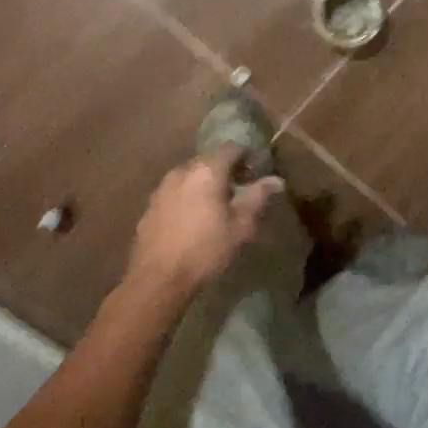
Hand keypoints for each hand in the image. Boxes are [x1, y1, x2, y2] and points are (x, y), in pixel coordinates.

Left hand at [125, 145, 282, 296]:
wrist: (157, 280)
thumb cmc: (206, 250)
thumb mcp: (241, 226)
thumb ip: (259, 197)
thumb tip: (277, 180)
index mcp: (207, 170)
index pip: (231, 147)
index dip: (247, 156)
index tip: (256, 173)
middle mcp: (182, 171)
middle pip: (209, 159)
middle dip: (226, 170)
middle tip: (239, 191)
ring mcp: (162, 188)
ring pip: (190, 175)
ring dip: (205, 184)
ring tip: (216, 207)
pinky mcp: (150, 206)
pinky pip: (175, 192)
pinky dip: (187, 197)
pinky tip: (192, 220)